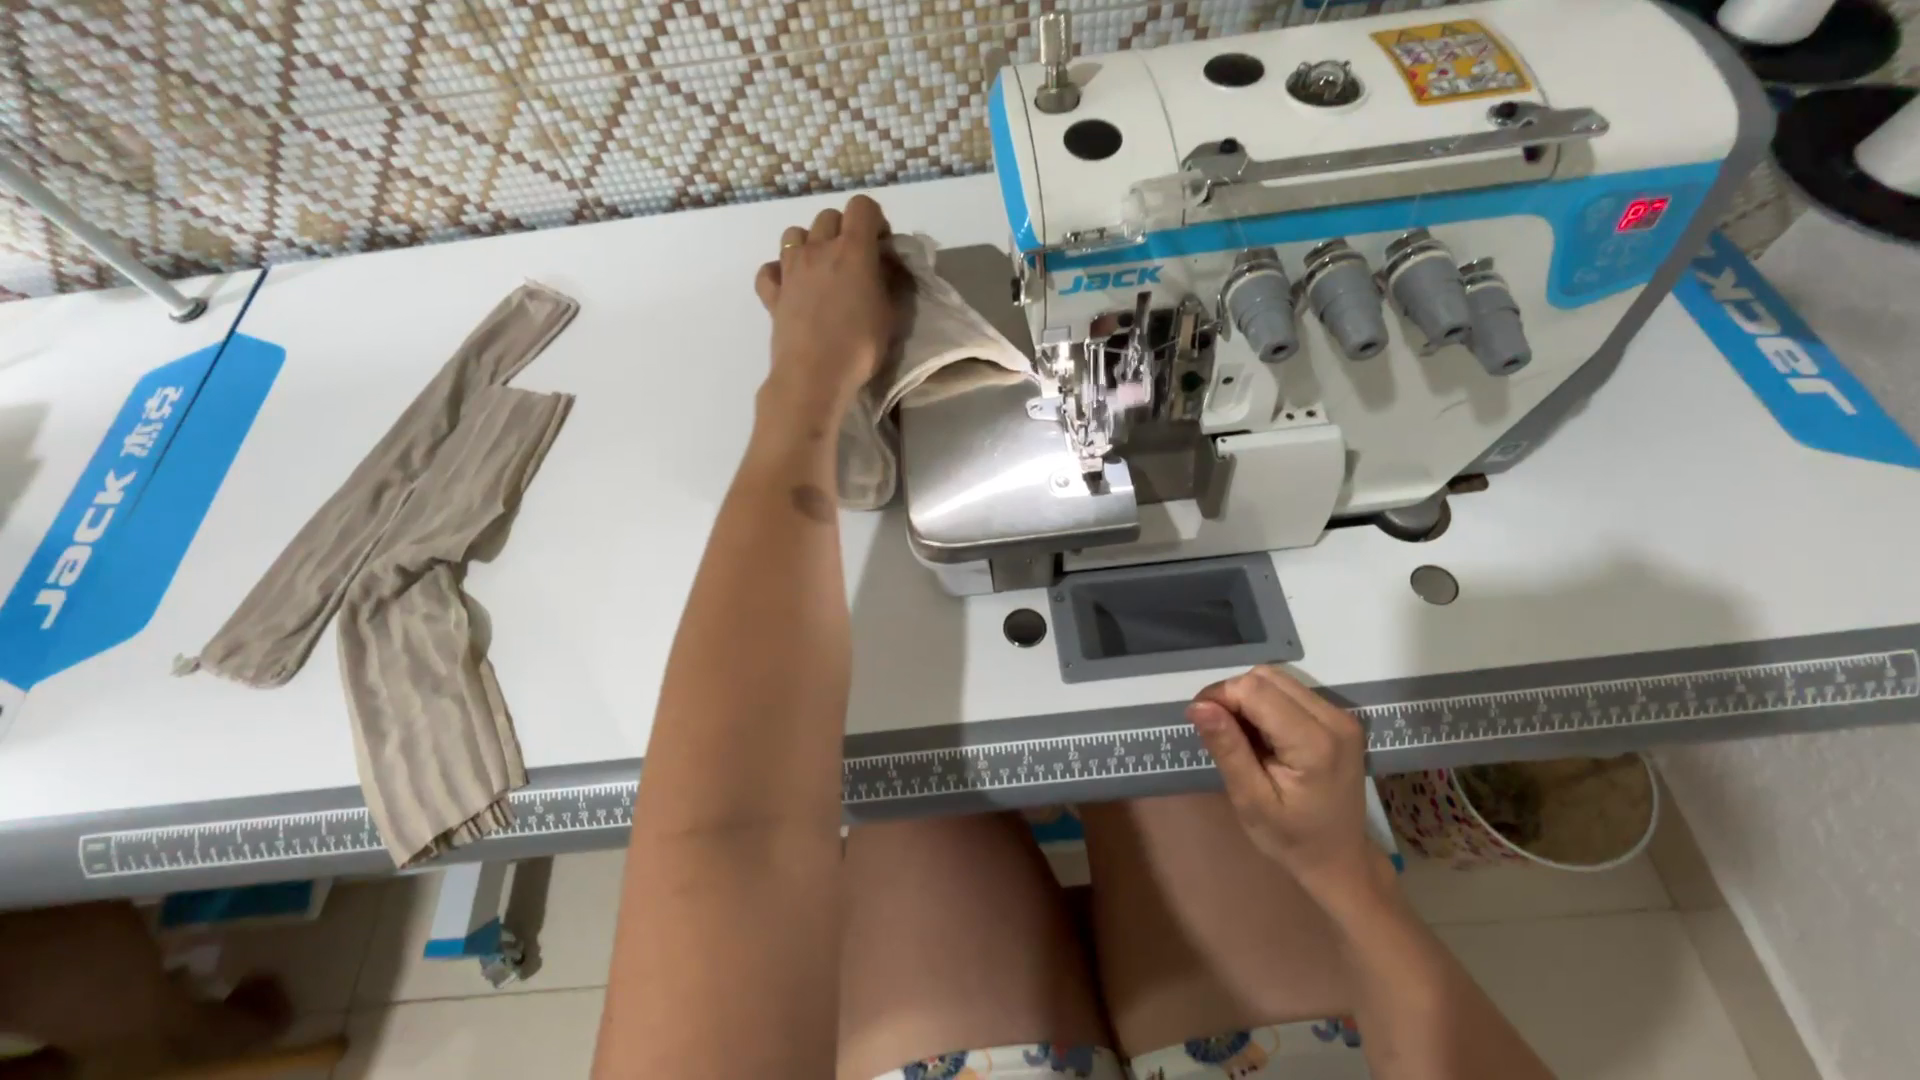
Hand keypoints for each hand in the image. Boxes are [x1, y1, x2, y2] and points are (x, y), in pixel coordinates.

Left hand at [753, 195, 908, 428]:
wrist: (814, 376)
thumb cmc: (860, 346)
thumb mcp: (891, 315)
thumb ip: (890, 283)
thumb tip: (885, 268)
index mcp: (853, 249)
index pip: (863, 207)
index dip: (875, 220)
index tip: (881, 246)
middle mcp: (818, 249)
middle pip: (828, 216)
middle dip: (844, 230)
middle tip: (855, 260)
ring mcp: (790, 269)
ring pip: (794, 234)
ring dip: (810, 243)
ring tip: (822, 269)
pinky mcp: (772, 294)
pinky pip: (770, 269)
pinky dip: (779, 272)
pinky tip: (791, 287)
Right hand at [1188, 667, 1383, 901]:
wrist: (1339, 860)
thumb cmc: (1292, 838)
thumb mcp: (1250, 800)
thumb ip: (1227, 748)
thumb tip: (1198, 706)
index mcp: (1314, 743)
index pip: (1254, 690)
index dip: (1219, 696)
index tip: (1200, 723)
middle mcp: (1334, 719)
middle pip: (1266, 678)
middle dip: (1232, 695)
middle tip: (1218, 732)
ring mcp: (1340, 716)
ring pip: (1277, 679)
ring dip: (1248, 698)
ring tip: (1239, 736)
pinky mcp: (1338, 718)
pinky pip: (1290, 691)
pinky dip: (1266, 703)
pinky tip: (1262, 736)